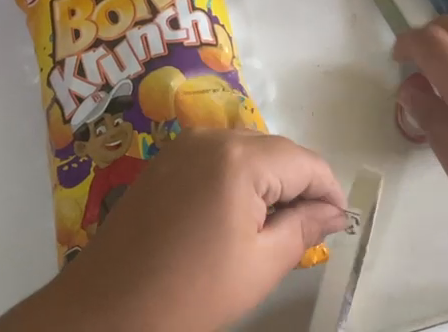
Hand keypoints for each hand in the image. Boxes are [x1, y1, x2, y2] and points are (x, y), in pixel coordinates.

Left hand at [0, 130, 346, 331]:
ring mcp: (183, 146)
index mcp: (239, 157)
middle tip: (311, 230)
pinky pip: (216, 157)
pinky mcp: (164, 161)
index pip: (304, 161)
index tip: (340, 223)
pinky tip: (236, 217)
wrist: (106, 310)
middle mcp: (211, 137)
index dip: (329, 190)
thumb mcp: (259, 265)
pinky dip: (237, 179)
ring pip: (246, 151)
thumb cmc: (190, 292)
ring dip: (268, 181)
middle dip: (299, 184)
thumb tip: (334, 211)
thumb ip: (303, 228)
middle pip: (275, 150)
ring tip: (274, 228)